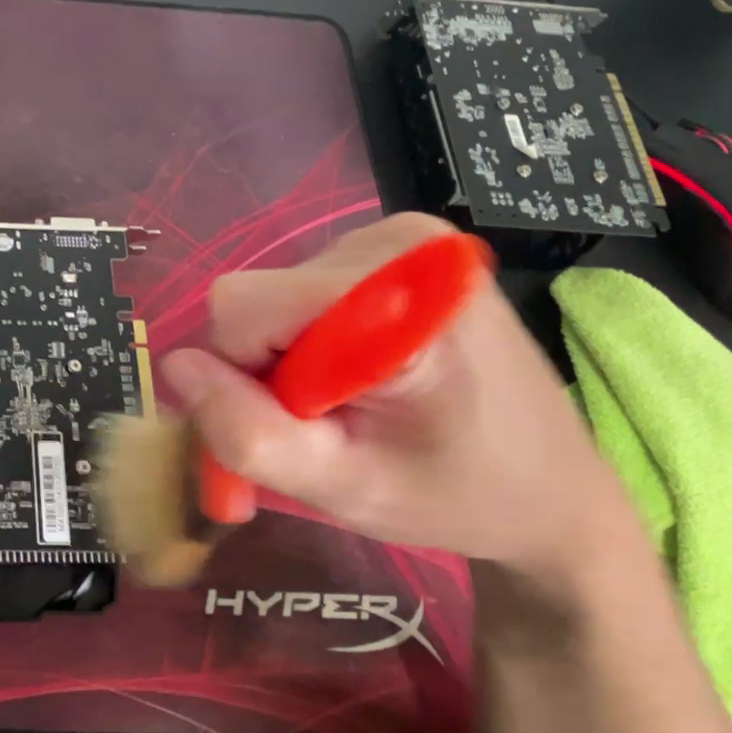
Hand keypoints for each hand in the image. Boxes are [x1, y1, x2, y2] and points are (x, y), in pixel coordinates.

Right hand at [159, 212, 630, 575]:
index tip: (307, 422)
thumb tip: (176, 366)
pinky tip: (365, 372)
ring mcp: (400, 236)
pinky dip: (311, 338)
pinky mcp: (395, 246)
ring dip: (291, 356)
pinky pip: (298, 289)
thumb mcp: (343, 489)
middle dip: (270, 367)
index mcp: (399, 291)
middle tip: (334, 421)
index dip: (249, 375)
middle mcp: (399, 240)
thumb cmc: (457, 496)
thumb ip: (248, 432)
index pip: (244, 308)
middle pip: (256, 299)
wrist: (555, 490)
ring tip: (358, 401)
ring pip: (271, 295)